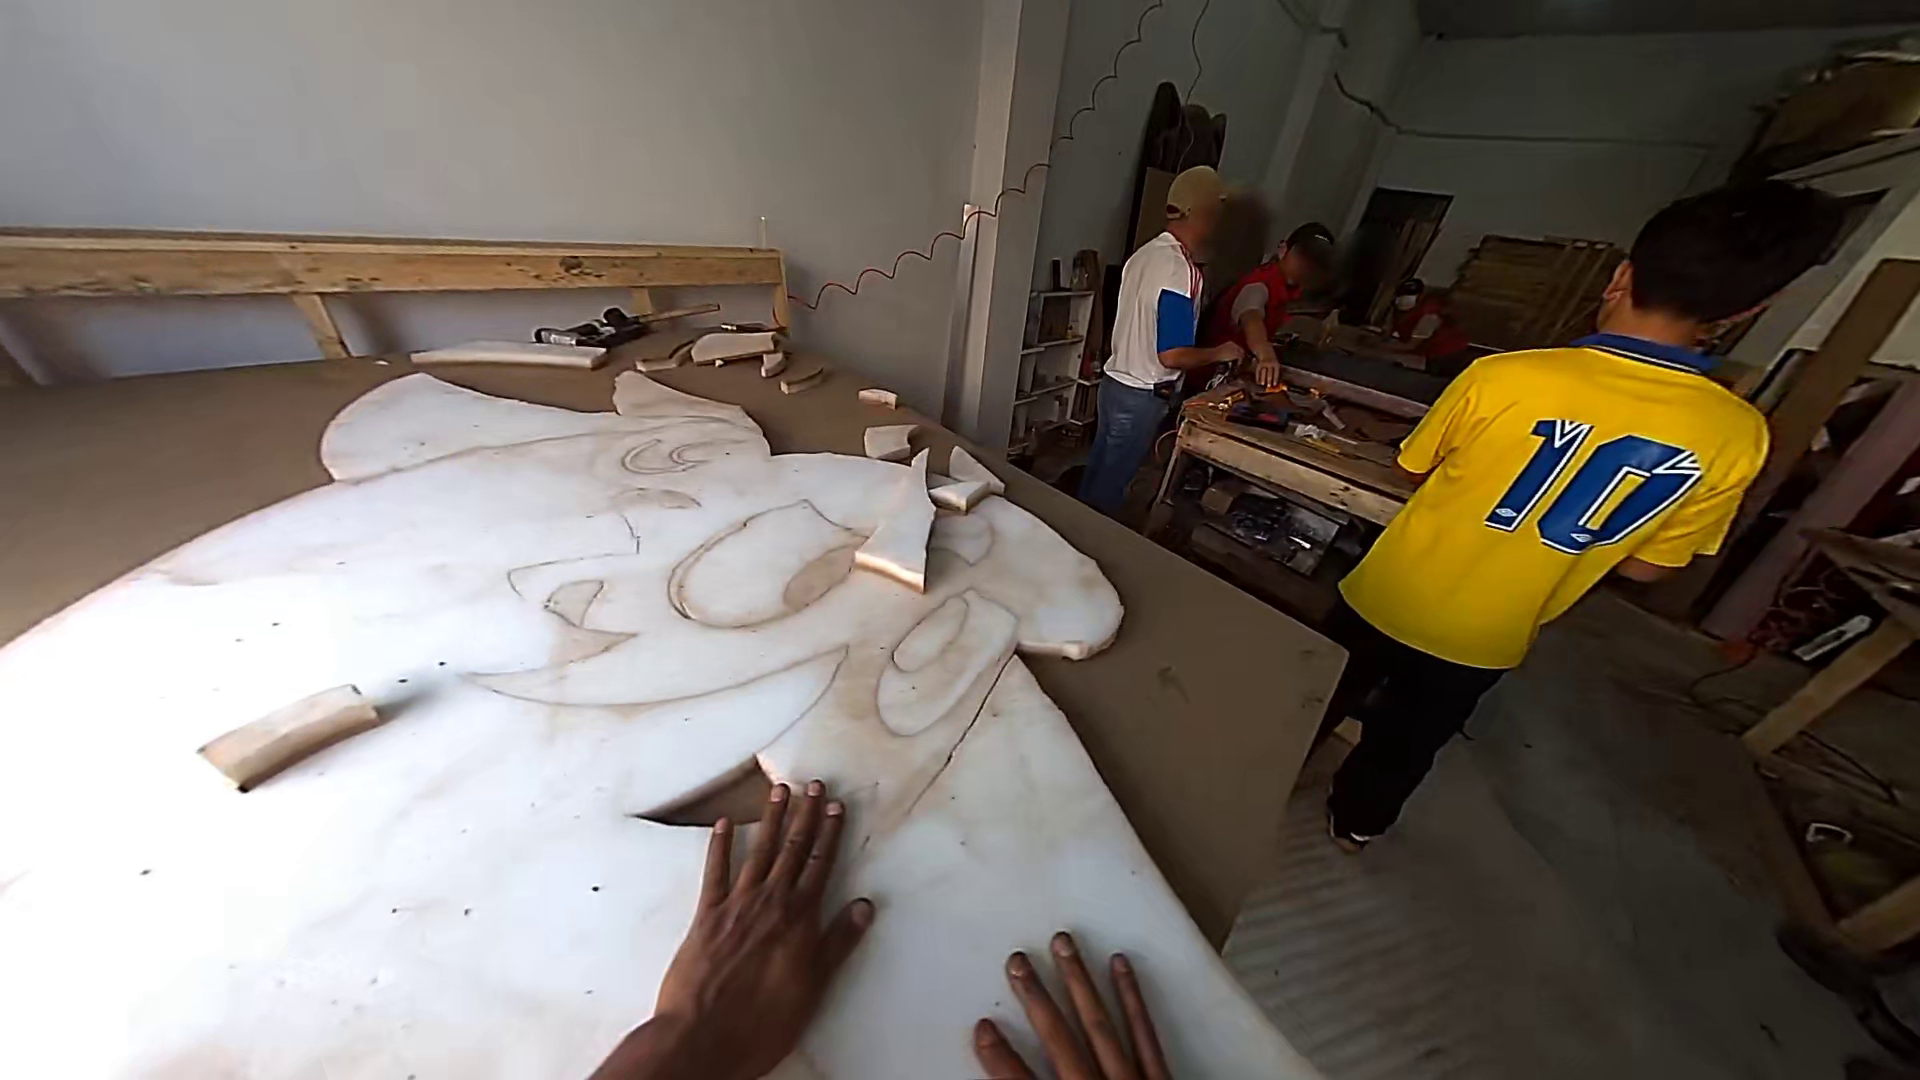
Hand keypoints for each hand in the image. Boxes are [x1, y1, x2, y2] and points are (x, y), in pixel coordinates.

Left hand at [590, 781, 873, 1079]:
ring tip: (780, 790)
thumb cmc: (764, 1019)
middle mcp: (771, 899)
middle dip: (806, 814)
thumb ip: (839, 941)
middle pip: (793, 848)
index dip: (830, 832)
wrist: (701, 1041)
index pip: (820, 863)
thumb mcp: (814, 986)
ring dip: (771, 819)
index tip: (837, 804)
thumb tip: (866, 904)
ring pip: (760, 851)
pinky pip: (715, 872)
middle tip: (814, 784)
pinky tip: (725, 823)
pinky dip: (720, 846)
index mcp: (799, 915)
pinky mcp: (707, 914)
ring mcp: (737, 902)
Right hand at [973, 932, 1170, 1079]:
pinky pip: (1146, 1037)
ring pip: (1100, 1026)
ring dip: (1078, 983)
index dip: (1001, 1061)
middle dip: (1038, 1001)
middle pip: (1062, 1044)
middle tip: (1018, 961)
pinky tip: (1119, 964)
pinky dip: (1131, 999)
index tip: (982, 1026)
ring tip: (1063, 942)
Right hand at [1210, 341, 1246, 365]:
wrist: (1215, 354)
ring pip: (1241, 353)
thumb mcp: (1222, 350)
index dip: (1238, 351)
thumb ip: (1226, 351)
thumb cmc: (1216, 353)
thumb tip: (1228, 355)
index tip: (1237, 355)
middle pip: (1240, 349)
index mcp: (1230, 343)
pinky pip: (1240, 357)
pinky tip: (1238, 363)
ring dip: (1241, 358)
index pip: (1236, 346)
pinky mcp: (1235, 354)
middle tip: (1240, 359)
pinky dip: (1240, 361)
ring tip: (1240, 362)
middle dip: (1241, 354)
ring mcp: (1235, 349)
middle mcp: (1234, 345)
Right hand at [1252, 350, 1281, 388]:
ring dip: (1262, 379)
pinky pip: (1258, 372)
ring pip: (1263, 373)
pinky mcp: (1259, 365)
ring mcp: (1264, 364)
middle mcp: (1270, 364)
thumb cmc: (1272, 358)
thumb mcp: (1276, 363)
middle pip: (1269, 373)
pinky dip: (1258, 377)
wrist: (1265, 350)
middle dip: (1269, 380)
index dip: (1275, 379)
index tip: (1275, 384)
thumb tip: (1275, 380)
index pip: (1276, 373)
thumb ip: (1275, 370)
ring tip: (1262, 384)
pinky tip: (1258, 381)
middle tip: (1268, 386)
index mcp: (1276, 364)